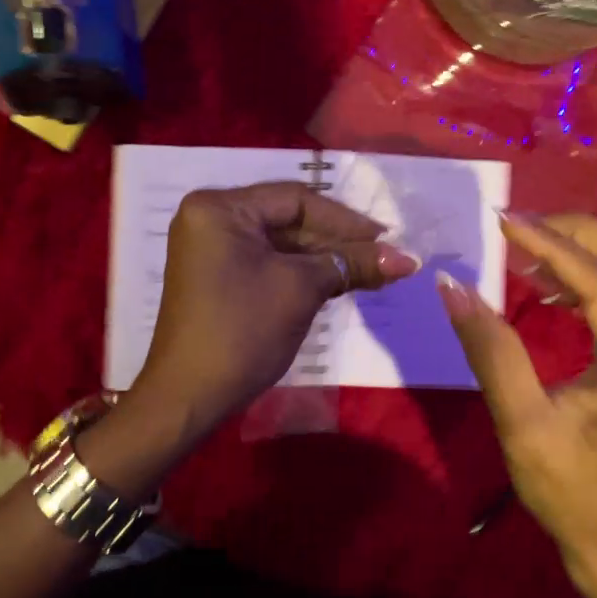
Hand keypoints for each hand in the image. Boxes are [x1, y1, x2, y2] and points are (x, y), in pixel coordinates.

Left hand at [133, 182, 418, 430]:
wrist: (189, 397)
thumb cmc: (242, 332)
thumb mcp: (301, 290)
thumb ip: (351, 264)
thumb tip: (406, 258)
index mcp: (219, 208)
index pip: (295, 199)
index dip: (346, 220)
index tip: (388, 238)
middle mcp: (212, 218)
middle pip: (289, 218)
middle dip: (339, 241)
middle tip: (387, 256)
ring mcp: (213, 248)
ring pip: (283, 242)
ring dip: (326, 258)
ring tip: (375, 270)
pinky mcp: (219, 275)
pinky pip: (269, 261)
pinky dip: (304, 271)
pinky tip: (342, 279)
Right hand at [438, 213, 596, 567]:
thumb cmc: (571, 493)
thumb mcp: (522, 427)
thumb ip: (492, 353)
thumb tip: (452, 285)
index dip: (553, 248)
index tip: (505, 222)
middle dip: (577, 234)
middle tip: (518, 229)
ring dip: (584, 249)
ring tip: (525, 251)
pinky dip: (591, 273)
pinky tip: (548, 284)